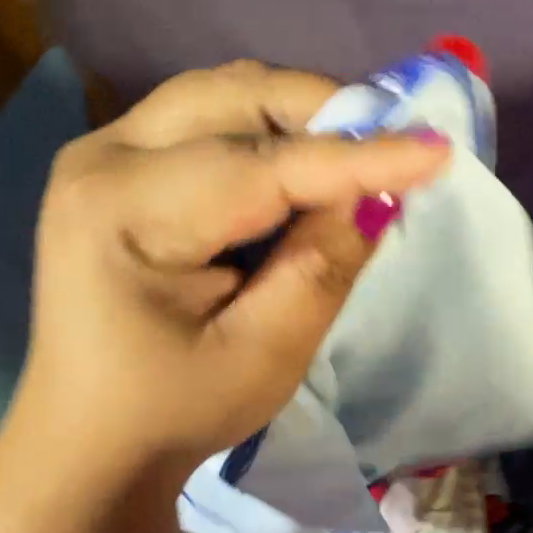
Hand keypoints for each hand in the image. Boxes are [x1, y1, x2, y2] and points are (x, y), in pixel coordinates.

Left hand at [13, 60, 450, 481]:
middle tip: (402, 151)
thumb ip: (322, 269)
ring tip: (366, 162)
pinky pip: (214, 123)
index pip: (265, 166)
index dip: (359, 157)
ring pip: (227, 98)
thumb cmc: (178, 408)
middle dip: (330, 114)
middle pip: (237, 96)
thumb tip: (379, 200)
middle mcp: (105, 156)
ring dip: (305, 120)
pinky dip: (277, 138)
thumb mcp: (265, 353)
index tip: (438, 152)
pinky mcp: (125, 167)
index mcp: (127, 211)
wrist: (94, 436)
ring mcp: (108, 153)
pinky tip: (313, 176)